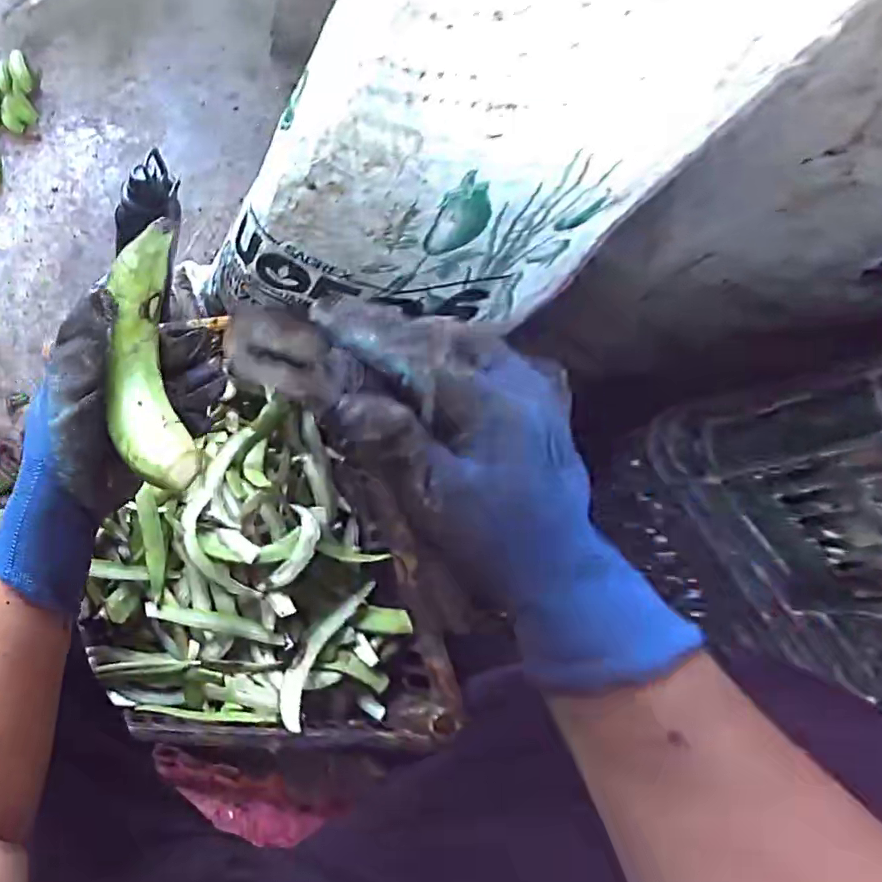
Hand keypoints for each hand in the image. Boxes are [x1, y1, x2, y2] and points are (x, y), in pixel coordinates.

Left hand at [0, 290, 224, 616]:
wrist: (72, 495)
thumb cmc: (60, 436)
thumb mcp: (66, 386)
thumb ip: (83, 342)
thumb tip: (103, 293)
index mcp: (101, 353)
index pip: (135, 320)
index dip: (157, 313)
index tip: (175, 314)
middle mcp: (127, 370)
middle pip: (170, 348)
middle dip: (188, 352)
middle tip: (205, 358)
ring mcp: (148, 399)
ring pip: (187, 378)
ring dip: (201, 381)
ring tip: (210, 386)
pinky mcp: (163, 427)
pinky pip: (192, 411)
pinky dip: (200, 412)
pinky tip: (199, 418)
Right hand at [229, 300, 700, 689]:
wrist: (557, 565)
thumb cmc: (489, 536)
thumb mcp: (434, 497)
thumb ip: (395, 442)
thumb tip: (346, 398)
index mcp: (489, 403)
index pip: (416, 352)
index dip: (366, 332)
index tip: (323, 317)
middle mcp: (515, 381)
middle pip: (441, 334)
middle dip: (385, 324)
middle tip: (336, 315)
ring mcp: (531, 385)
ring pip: (464, 338)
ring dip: (413, 330)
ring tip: (369, 326)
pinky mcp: (536, 397)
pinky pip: (485, 352)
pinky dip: (444, 343)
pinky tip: (423, 347)